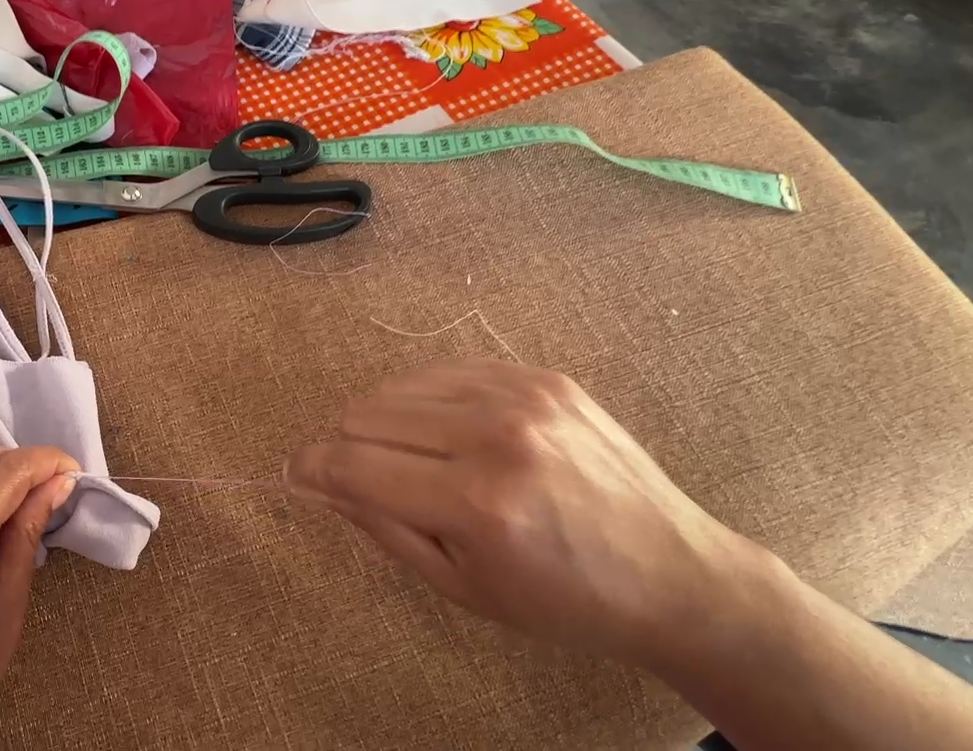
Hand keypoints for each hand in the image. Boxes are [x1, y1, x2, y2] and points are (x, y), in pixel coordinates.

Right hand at [285, 359, 770, 667]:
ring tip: (412, 458)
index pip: (352, 466)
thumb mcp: (461, 587)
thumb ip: (380, 526)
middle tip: (360, 476)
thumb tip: (318, 480)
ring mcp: (520, 395)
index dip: (310, 468)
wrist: (676, 573)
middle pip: (363, 416)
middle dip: (345, 448)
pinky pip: (443, 372)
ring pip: (396, 388)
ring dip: (383, 423)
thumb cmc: (564, 600)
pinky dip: (425, 402)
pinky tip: (448, 434)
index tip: (296, 473)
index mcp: (477, 504)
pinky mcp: (538, 375)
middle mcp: (494, 436)